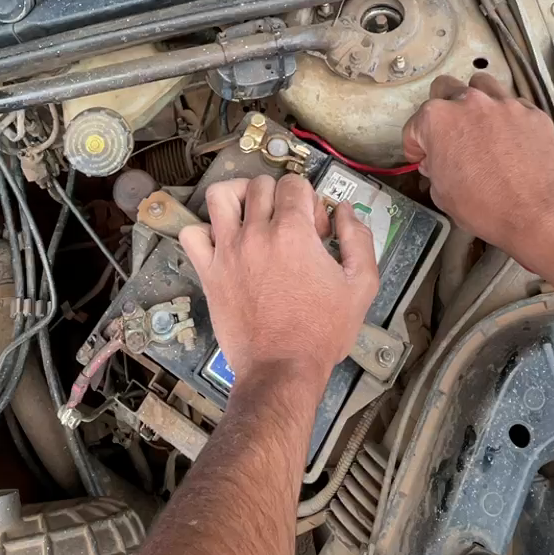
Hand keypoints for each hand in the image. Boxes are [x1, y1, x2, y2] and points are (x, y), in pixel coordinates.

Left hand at [182, 174, 379, 393]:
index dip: (309, 200)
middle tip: (288, 224)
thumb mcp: (361, 287)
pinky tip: (223, 241)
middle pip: (260, 184)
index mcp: (293, 233)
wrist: (281, 369)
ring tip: (250, 212)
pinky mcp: (209, 272)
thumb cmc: (319, 333)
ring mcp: (228, 251)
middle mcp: (257, 234)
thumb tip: (346, 212)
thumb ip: (358, 240)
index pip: (294, 184)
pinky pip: (192, 234)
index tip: (314, 226)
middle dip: (279, 196)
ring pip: (221, 195)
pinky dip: (203, 230)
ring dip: (237, 195)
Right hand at [402, 72, 553, 269]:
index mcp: (437, 120)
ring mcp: (503, 104)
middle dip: (442, 109)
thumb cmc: (485, 206)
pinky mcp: (532, 112)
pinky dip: (507, 117)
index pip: (414, 126)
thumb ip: (434, 169)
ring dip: (475, 101)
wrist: (539, 212)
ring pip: (481, 84)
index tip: (423, 159)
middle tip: (448, 134)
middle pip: (444, 88)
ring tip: (480, 124)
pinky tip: (511, 139)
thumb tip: (438, 161)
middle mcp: (468, 102)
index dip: (416, 146)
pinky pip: (513, 105)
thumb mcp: (442, 194)